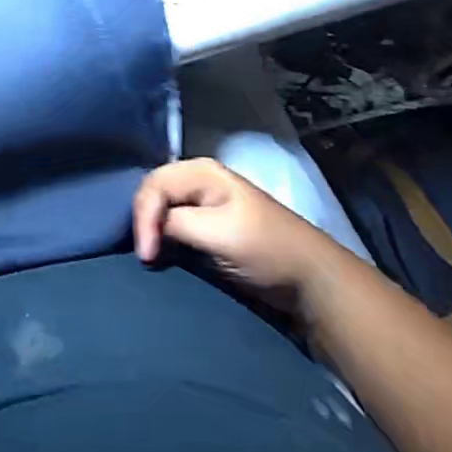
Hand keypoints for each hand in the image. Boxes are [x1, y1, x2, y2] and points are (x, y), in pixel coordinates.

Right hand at [133, 158, 346, 309]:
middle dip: (143, 220)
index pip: (154, 185)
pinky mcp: (205, 225)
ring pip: (160, 206)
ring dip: (150, 228)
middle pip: (153, 191)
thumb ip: (177, 224)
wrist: (308, 279)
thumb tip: (151, 230)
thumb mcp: (220, 233)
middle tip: (145, 256)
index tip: (147, 255)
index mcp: (202, 172)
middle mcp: (198, 180)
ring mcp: (202, 202)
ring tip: (149, 255)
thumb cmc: (267, 250)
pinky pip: (171, 222)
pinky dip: (160, 236)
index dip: (143, 217)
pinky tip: (159, 252)